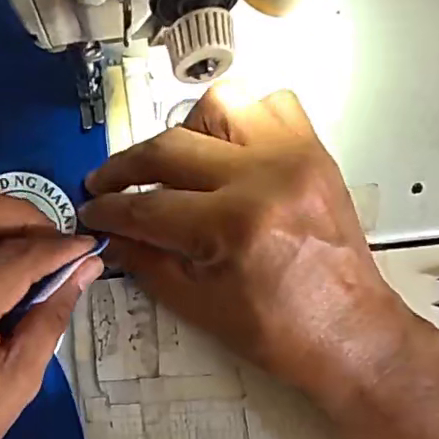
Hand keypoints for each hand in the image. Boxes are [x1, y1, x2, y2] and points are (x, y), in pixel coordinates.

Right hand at [78, 87, 424, 408]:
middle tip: (107, 185)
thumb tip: (110, 235)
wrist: (348, 333)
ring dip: (183, 131)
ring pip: (219, 105)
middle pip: (170, 148)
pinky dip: (238, 121)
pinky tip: (224, 153)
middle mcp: (263, 177)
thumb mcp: (196, 305)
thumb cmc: (276, 333)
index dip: (109, 211)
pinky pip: (270, 106)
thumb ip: (145, 262)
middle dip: (124, 168)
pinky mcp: (314, 152)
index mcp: (233, 225)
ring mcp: (294, 156)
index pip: (147, 206)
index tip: (91, 213)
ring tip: (172, 164)